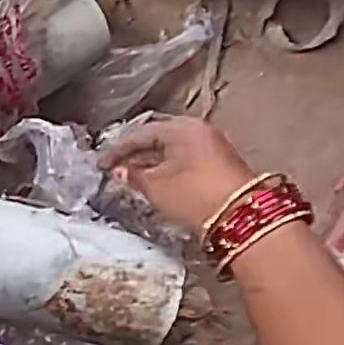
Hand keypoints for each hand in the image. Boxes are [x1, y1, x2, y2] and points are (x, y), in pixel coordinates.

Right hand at [102, 117, 255, 230]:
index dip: (118, 151)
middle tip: (115, 171)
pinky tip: (156, 183)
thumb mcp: (156, 187)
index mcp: (181, 127)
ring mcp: (212, 146)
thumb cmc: (193, 195)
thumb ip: (133, 176)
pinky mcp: (220, 164)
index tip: (102, 165)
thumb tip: (118, 171)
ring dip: (151, 164)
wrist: (241, 217)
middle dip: (135, 156)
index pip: (141, 134)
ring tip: (133, 180)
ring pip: (172, 151)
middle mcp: (198, 130)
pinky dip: (168, 170)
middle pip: (158, 140)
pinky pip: (185, 160)